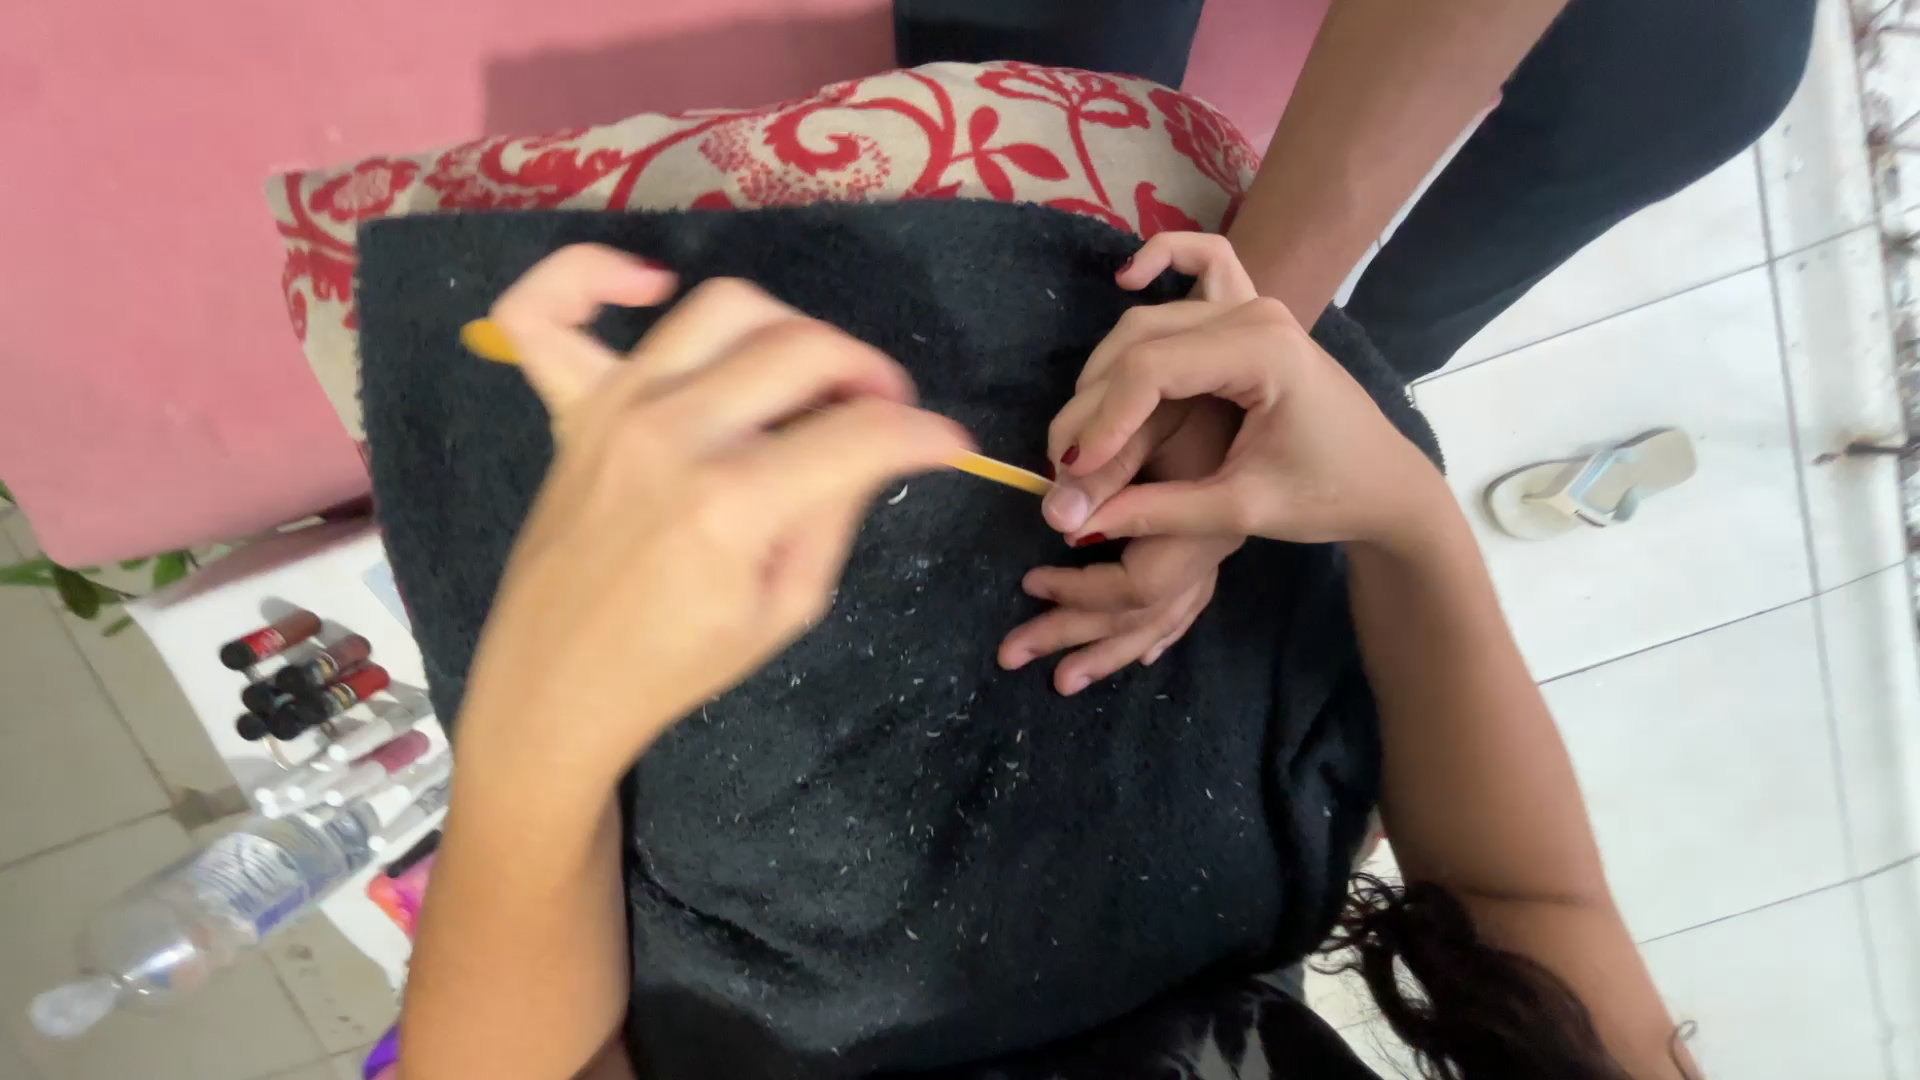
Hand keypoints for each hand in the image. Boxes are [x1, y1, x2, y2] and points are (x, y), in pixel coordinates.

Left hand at [454, 246, 971, 778]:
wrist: (560, 684)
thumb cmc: (683, 662)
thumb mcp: (789, 606)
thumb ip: (835, 512)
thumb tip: (875, 445)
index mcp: (735, 503)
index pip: (862, 434)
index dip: (927, 435)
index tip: (950, 446)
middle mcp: (675, 433)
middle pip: (804, 348)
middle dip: (871, 371)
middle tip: (885, 409)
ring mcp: (614, 407)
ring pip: (726, 307)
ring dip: (793, 327)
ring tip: (811, 372)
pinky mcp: (571, 407)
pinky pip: (550, 309)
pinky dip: (594, 274)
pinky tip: (650, 287)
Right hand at [1049, 294, 1449, 550]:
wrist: (1386, 485)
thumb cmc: (1326, 496)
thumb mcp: (1240, 510)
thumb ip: (1154, 511)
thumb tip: (1070, 522)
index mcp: (1262, 353)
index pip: (1151, 370)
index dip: (1101, 420)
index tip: (1071, 471)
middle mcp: (1253, 314)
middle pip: (1139, 341)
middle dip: (1093, 403)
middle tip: (1064, 461)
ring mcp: (1254, 306)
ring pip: (1150, 321)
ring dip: (1106, 368)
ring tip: (1082, 426)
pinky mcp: (1251, 315)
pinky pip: (1204, 264)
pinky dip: (1166, 257)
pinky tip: (1128, 276)